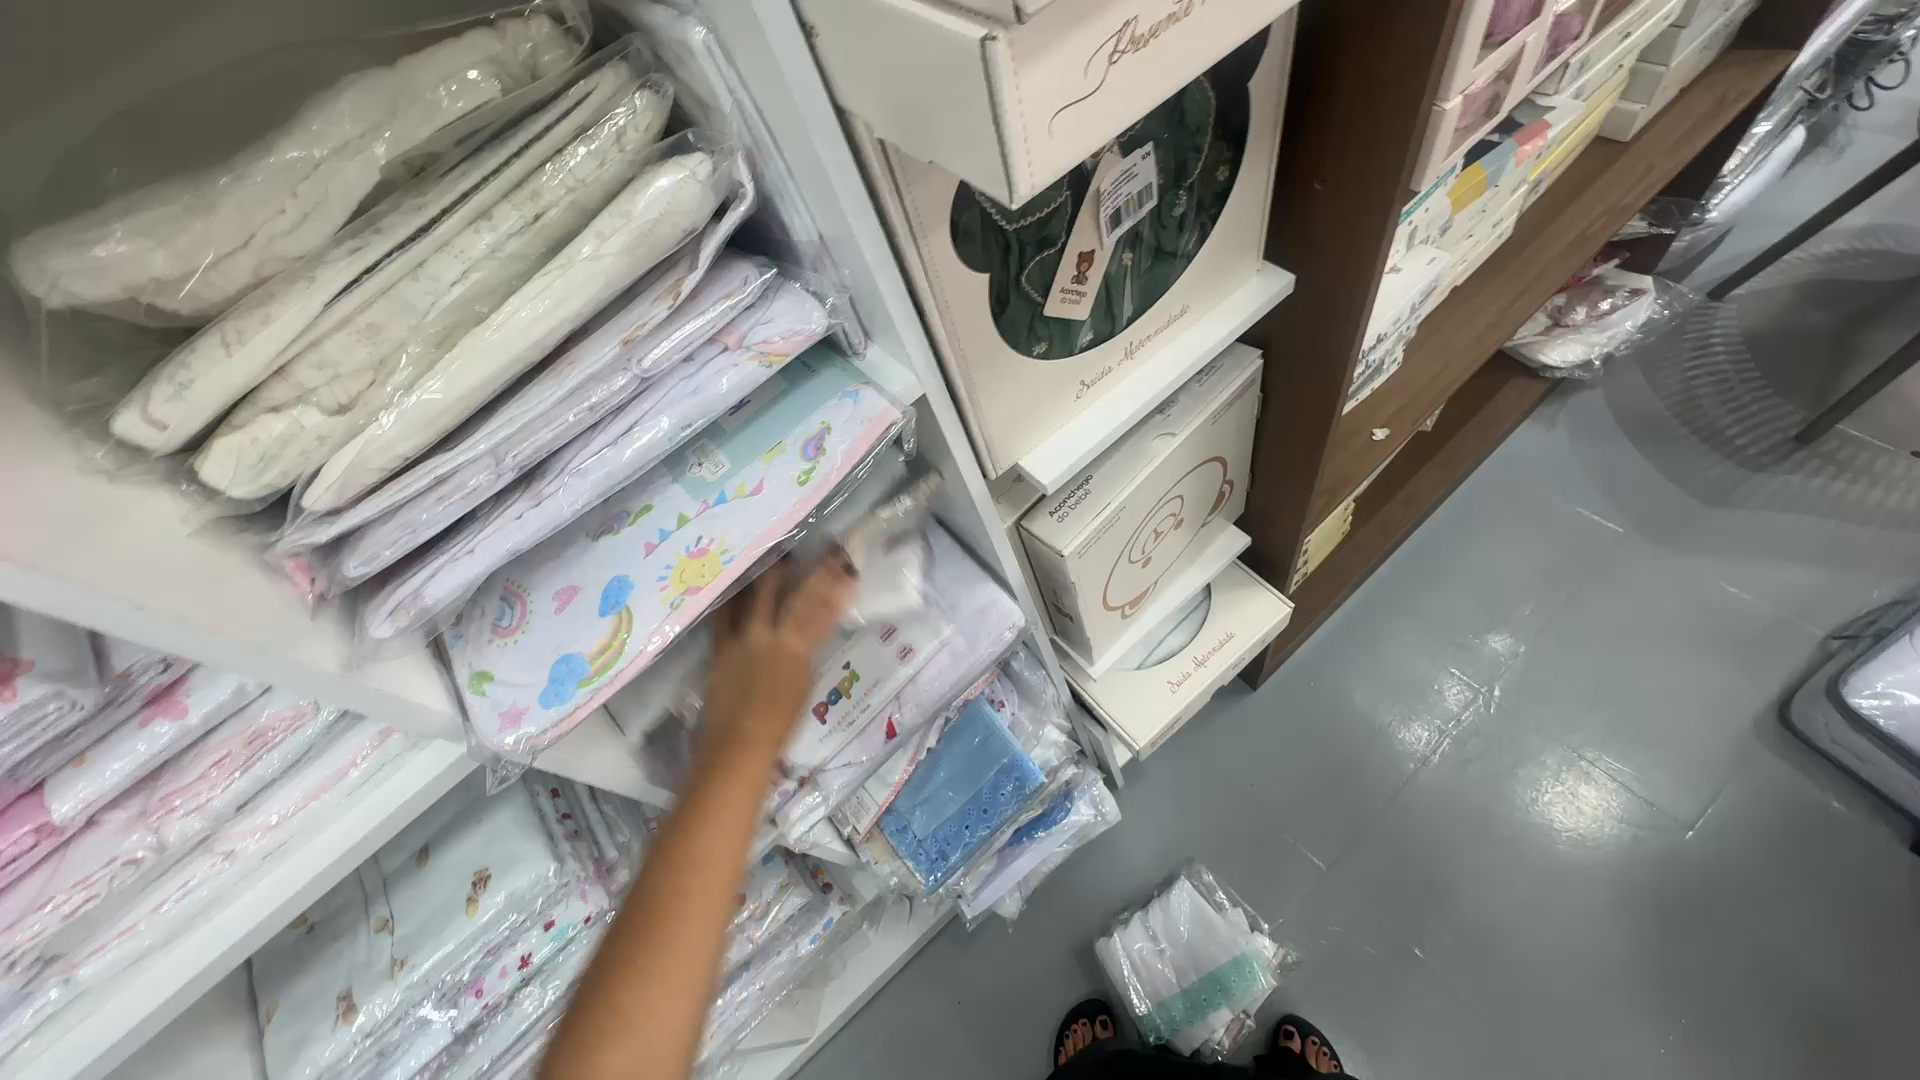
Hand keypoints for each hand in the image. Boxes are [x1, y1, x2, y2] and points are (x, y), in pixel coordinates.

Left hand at [700, 554, 856, 758]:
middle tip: (801, 552)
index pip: (820, 608)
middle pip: (786, 595)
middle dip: (797, 571)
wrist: (739, 746)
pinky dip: (730, 603)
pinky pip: (723, 618)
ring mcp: (741, 641)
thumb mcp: (803, 686)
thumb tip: (807, 635)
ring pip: (753, 599)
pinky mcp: (719, 650)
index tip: (842, 565)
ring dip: (764, 578)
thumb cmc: (779, 726)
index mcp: (797, 649)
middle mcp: (770, 637)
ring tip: (769, 561)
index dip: (831, 583)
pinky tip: (731, 591)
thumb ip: (804, 656)